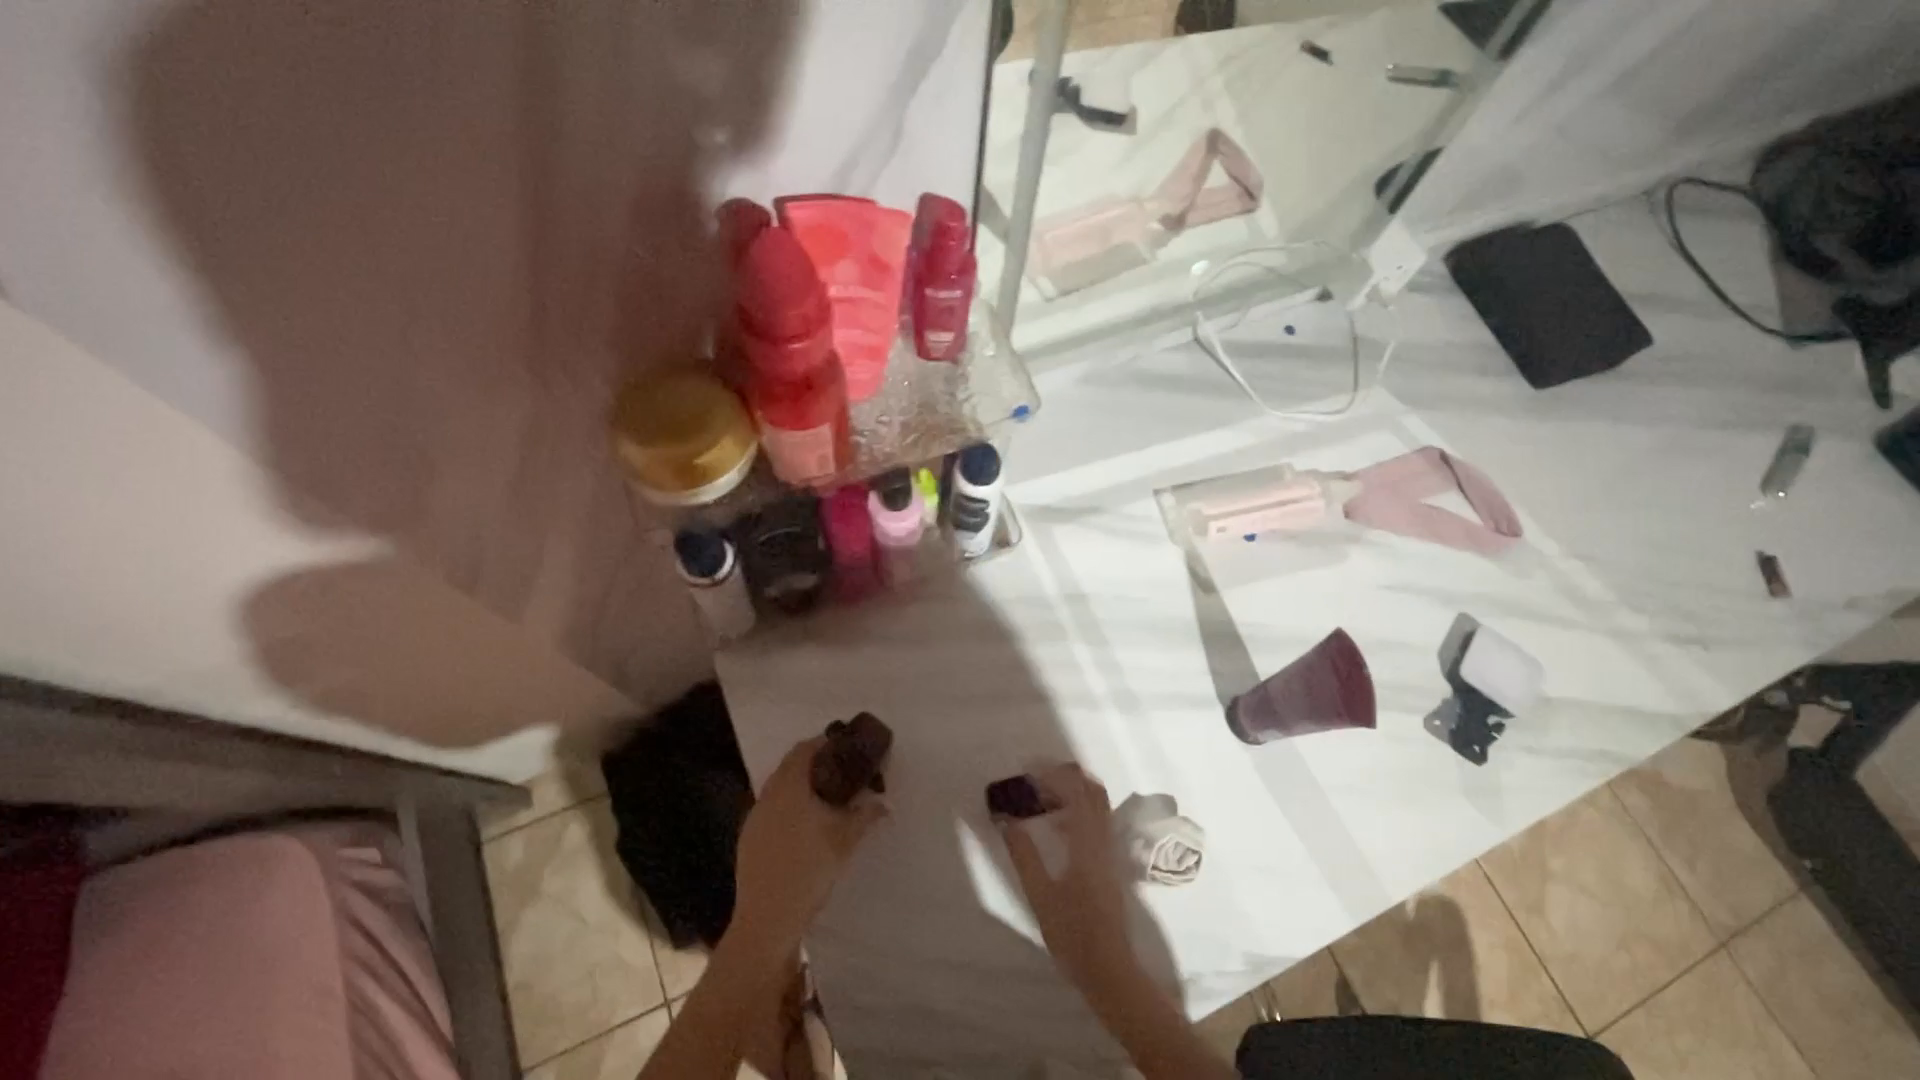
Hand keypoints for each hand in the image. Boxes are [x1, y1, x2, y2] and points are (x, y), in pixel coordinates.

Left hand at [729, 736, 886, 956]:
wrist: (768, 917)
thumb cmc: (809, 869)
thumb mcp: (845, 840)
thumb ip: (865, 815)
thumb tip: (884, 803)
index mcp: (789, 787)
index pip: (803, 750)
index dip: (824, 742)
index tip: (845, 746)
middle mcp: (767, 795)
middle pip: (790, 767)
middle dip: (814, 765)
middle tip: (841, 772)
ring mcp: (754, 818)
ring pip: (779, 789)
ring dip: (801, 787)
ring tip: (827, 799)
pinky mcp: (749, 839)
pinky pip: (771, 810)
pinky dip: (789, 807)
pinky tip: (805, 826)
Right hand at [998, 764, 1131, 991]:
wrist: (1109, 968)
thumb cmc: (1071, 933)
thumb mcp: (1039, 895)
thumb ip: (1023, 854)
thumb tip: (1006, 818)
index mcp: (1087, 843)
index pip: (1075, 791)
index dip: (1052, 773)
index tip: (1026, 768)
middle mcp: (1104, 840)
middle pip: (1093, 792)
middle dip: (1066, 776)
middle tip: (1035, 776)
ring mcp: (1111, 852)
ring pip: (1097, 806)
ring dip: (1072, 792)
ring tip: (1040, 796)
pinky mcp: (1110, 864)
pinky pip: (1097, 823)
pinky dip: (1077, 811)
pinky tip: (1056, 826)